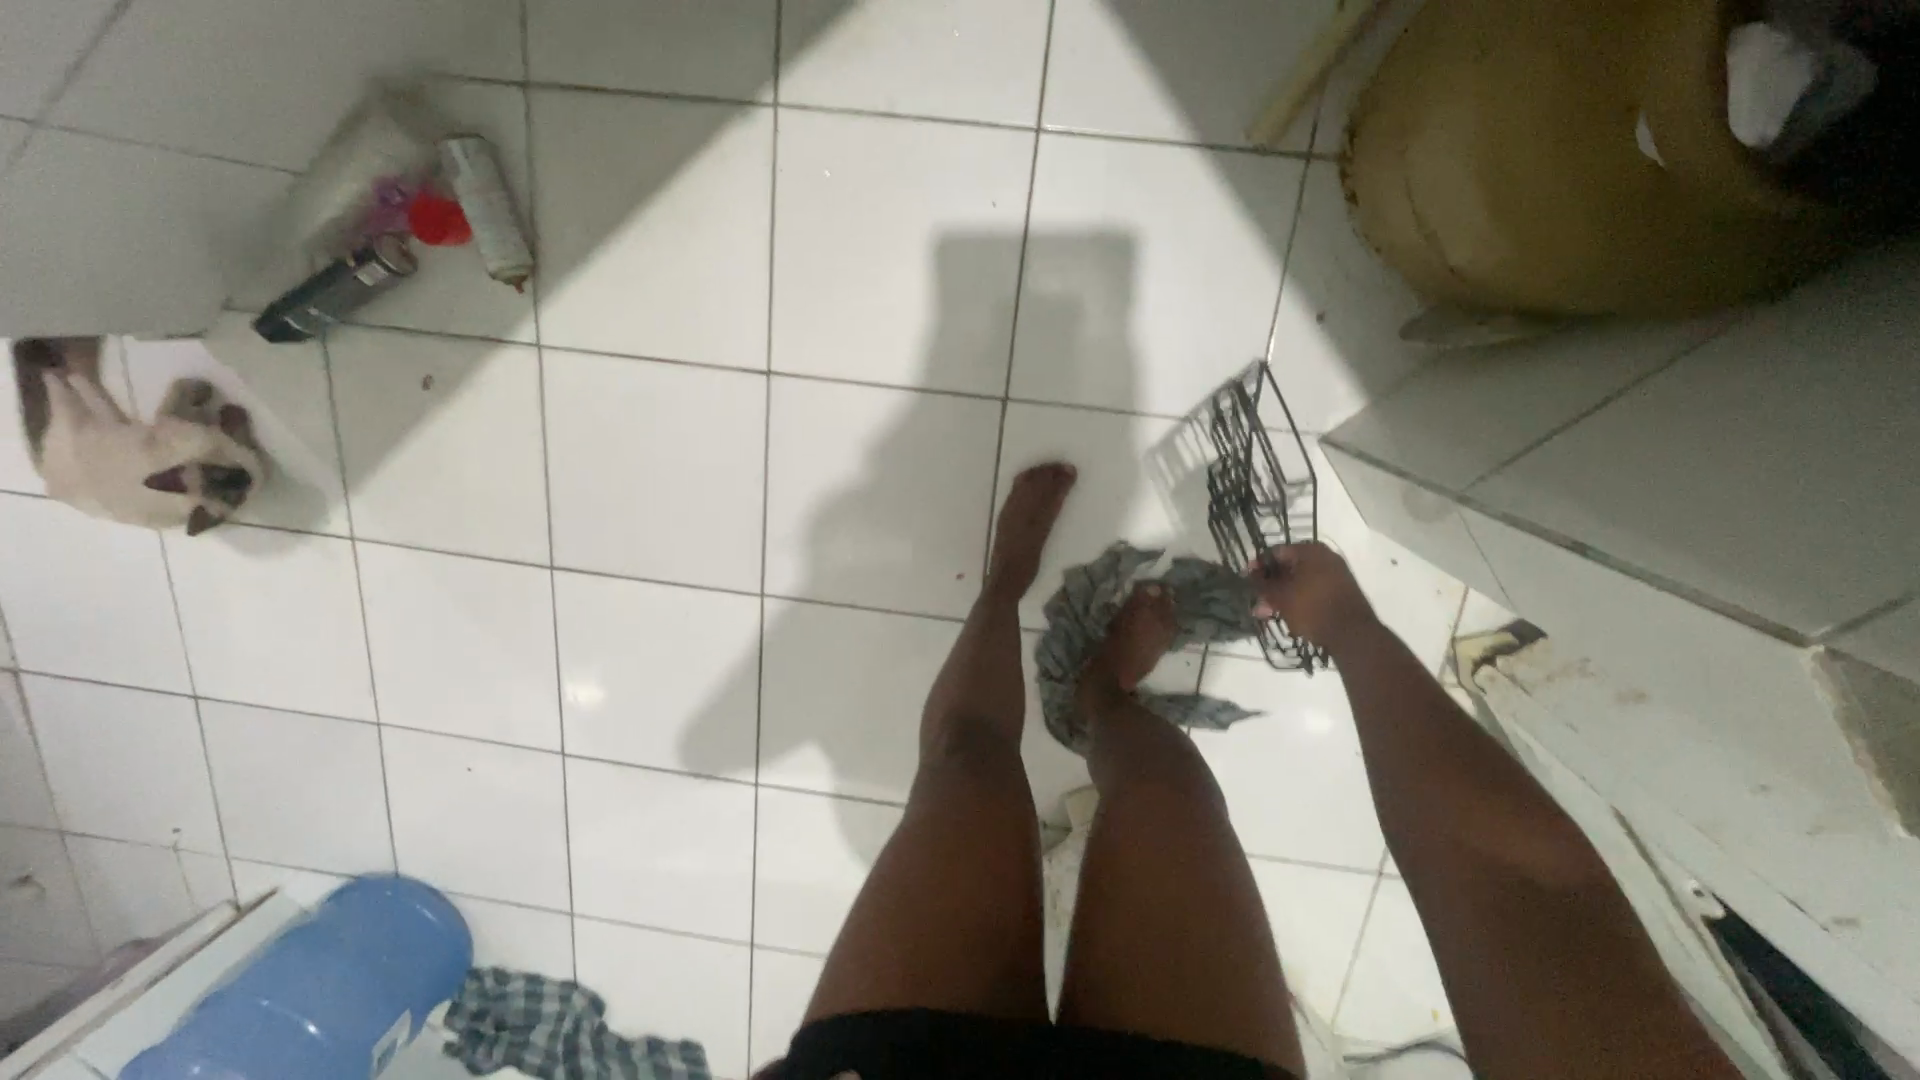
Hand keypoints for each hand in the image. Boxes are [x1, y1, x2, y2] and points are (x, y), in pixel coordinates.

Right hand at [1248, 542, 1379, 652]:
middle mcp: (1325, 557)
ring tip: (1270, 615)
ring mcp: (1336, 574)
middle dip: (1270, 587)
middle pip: (1287, 568)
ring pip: (1300, 582)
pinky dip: (1299, 601)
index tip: (1247, 582)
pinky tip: (1289, 617)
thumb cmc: (1311, 608)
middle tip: (1258, 605)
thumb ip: (1261, 583)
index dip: (1257, 567)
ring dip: (1282, 597)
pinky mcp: (1341, 591)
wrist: (1352, 634)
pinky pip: (1313, 591)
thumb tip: (1250, 576)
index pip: (1274, 553)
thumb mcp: (1279, 596)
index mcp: (1310, 550)